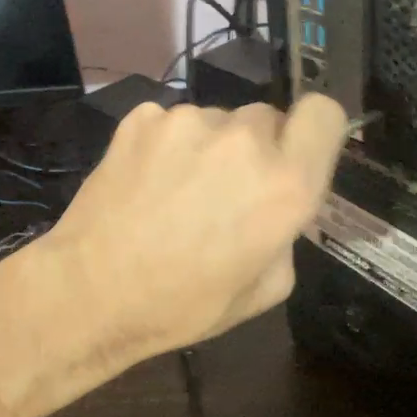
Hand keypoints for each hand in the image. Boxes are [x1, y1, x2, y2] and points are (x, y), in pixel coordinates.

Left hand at [38, 95, 349, 364]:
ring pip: (215, 121)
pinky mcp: (142, 118)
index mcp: (285, 183)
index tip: (296, 154)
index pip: (324, 112)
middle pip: (266, 118)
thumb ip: (287, 231)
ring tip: (175, 192)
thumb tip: (274, 202)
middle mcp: (242, 139)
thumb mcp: (266, 288)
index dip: (314, 131)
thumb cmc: (184, 303)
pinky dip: (166, 144)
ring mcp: (187, 121)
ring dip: (206, 147)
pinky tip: (146, 182)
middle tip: (226, 190)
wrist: (92, 290)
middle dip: (255, 148)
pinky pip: (171, 122)